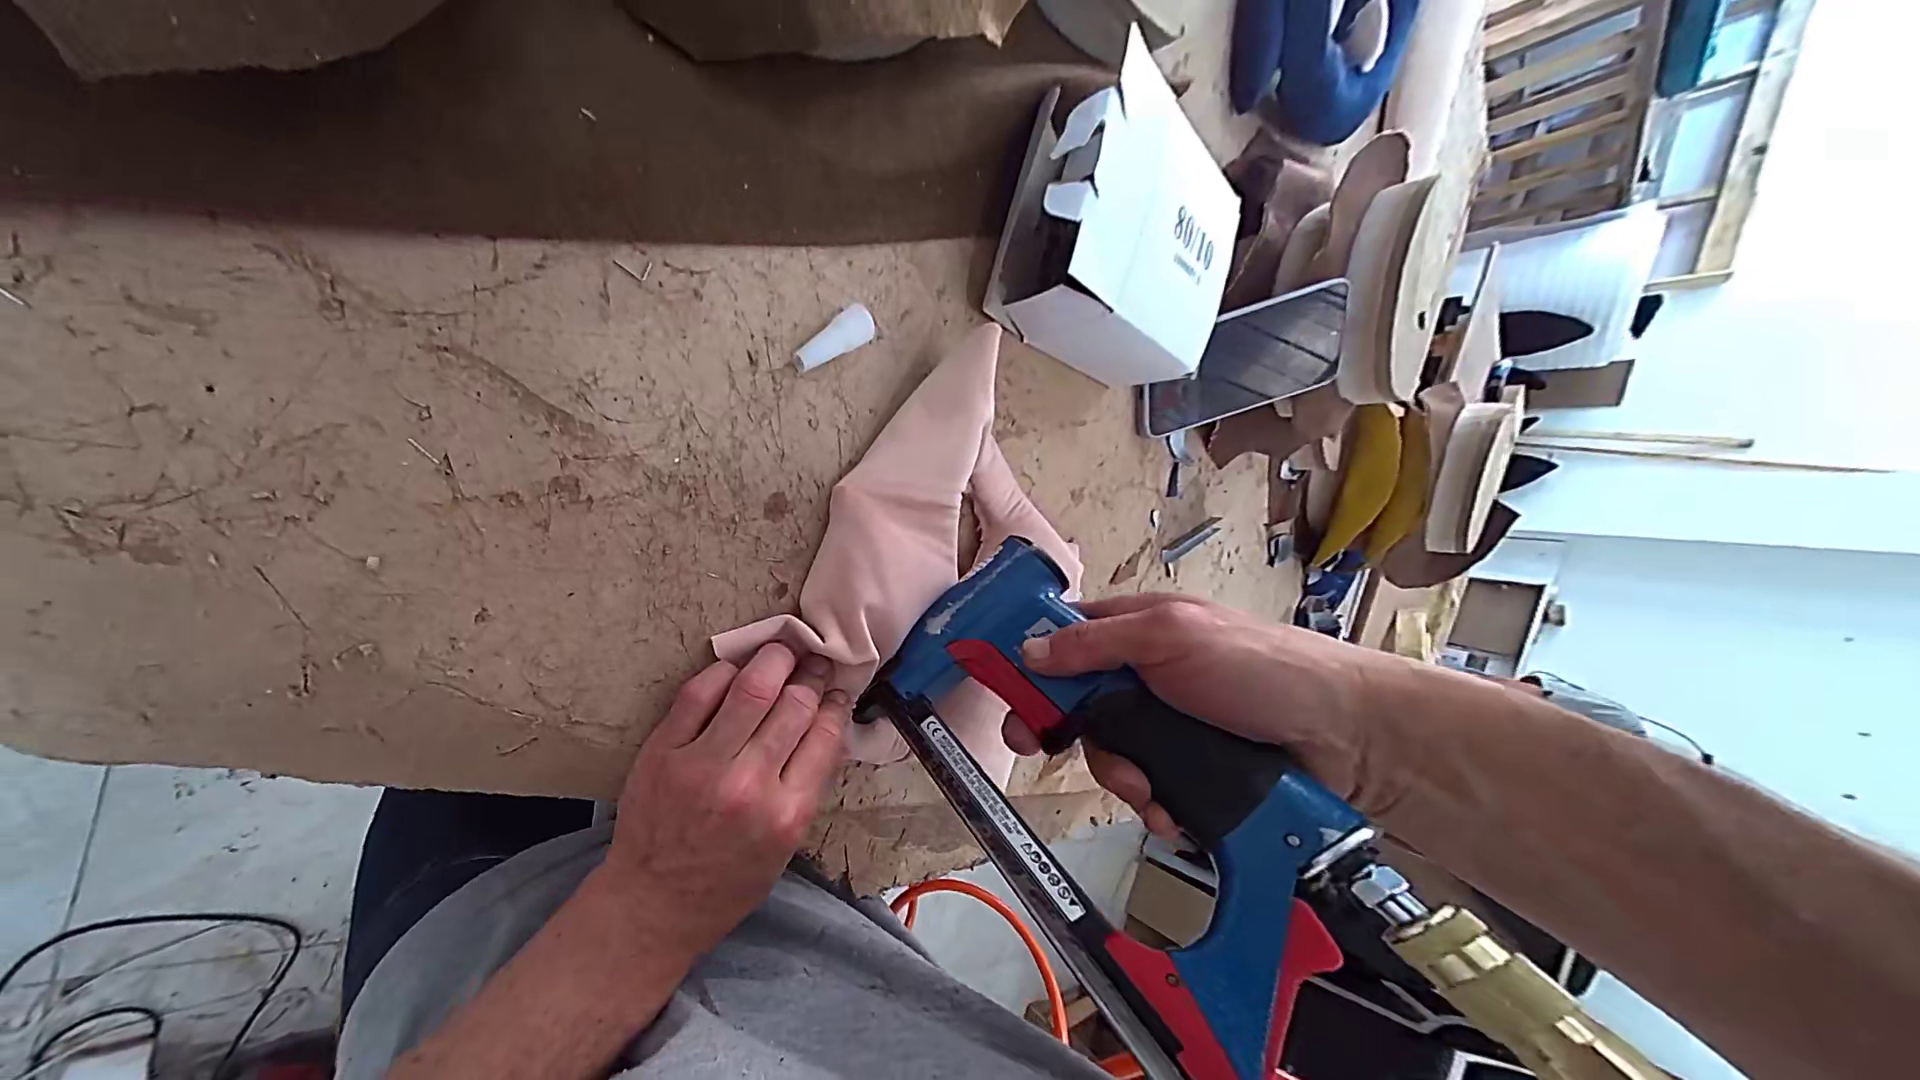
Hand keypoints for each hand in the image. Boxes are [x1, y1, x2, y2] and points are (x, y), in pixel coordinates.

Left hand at [602, 643, 848, 956]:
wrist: (653, 905)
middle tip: (815, 662)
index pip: (825, 733)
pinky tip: (737, 670)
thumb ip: (810, 779)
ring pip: (752, 687)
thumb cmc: (731, 879)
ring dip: (775, 659)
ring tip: (784, 651)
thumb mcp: (789, 842)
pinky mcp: (662, 752)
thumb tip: (827, 716)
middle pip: (795, 703)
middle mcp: (748, 785)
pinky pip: (699, 692)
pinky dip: (725, 671)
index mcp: (787, 813)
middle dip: (812, 673)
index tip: (836, 690)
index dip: (836, 701)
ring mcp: (701, 766)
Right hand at [1003, 593, 1398, 838]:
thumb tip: (1030, 650)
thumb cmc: (1257, 667)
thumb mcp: (1169, 638)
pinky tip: (1166, 810)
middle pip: (1074, 699)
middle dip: (1061, 728)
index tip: (1006, 689)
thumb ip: (1096, 643)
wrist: (1343, 736)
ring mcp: (1161, 719)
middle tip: (1035, 748)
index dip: (1029, 660)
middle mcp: (1140, 671)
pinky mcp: (1182, 762)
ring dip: (1116, 774)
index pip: (1062, 636)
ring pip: (1105, 748)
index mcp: (1134, 626)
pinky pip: (1142, 783)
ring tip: (1144, 791)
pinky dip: (1148, 801)